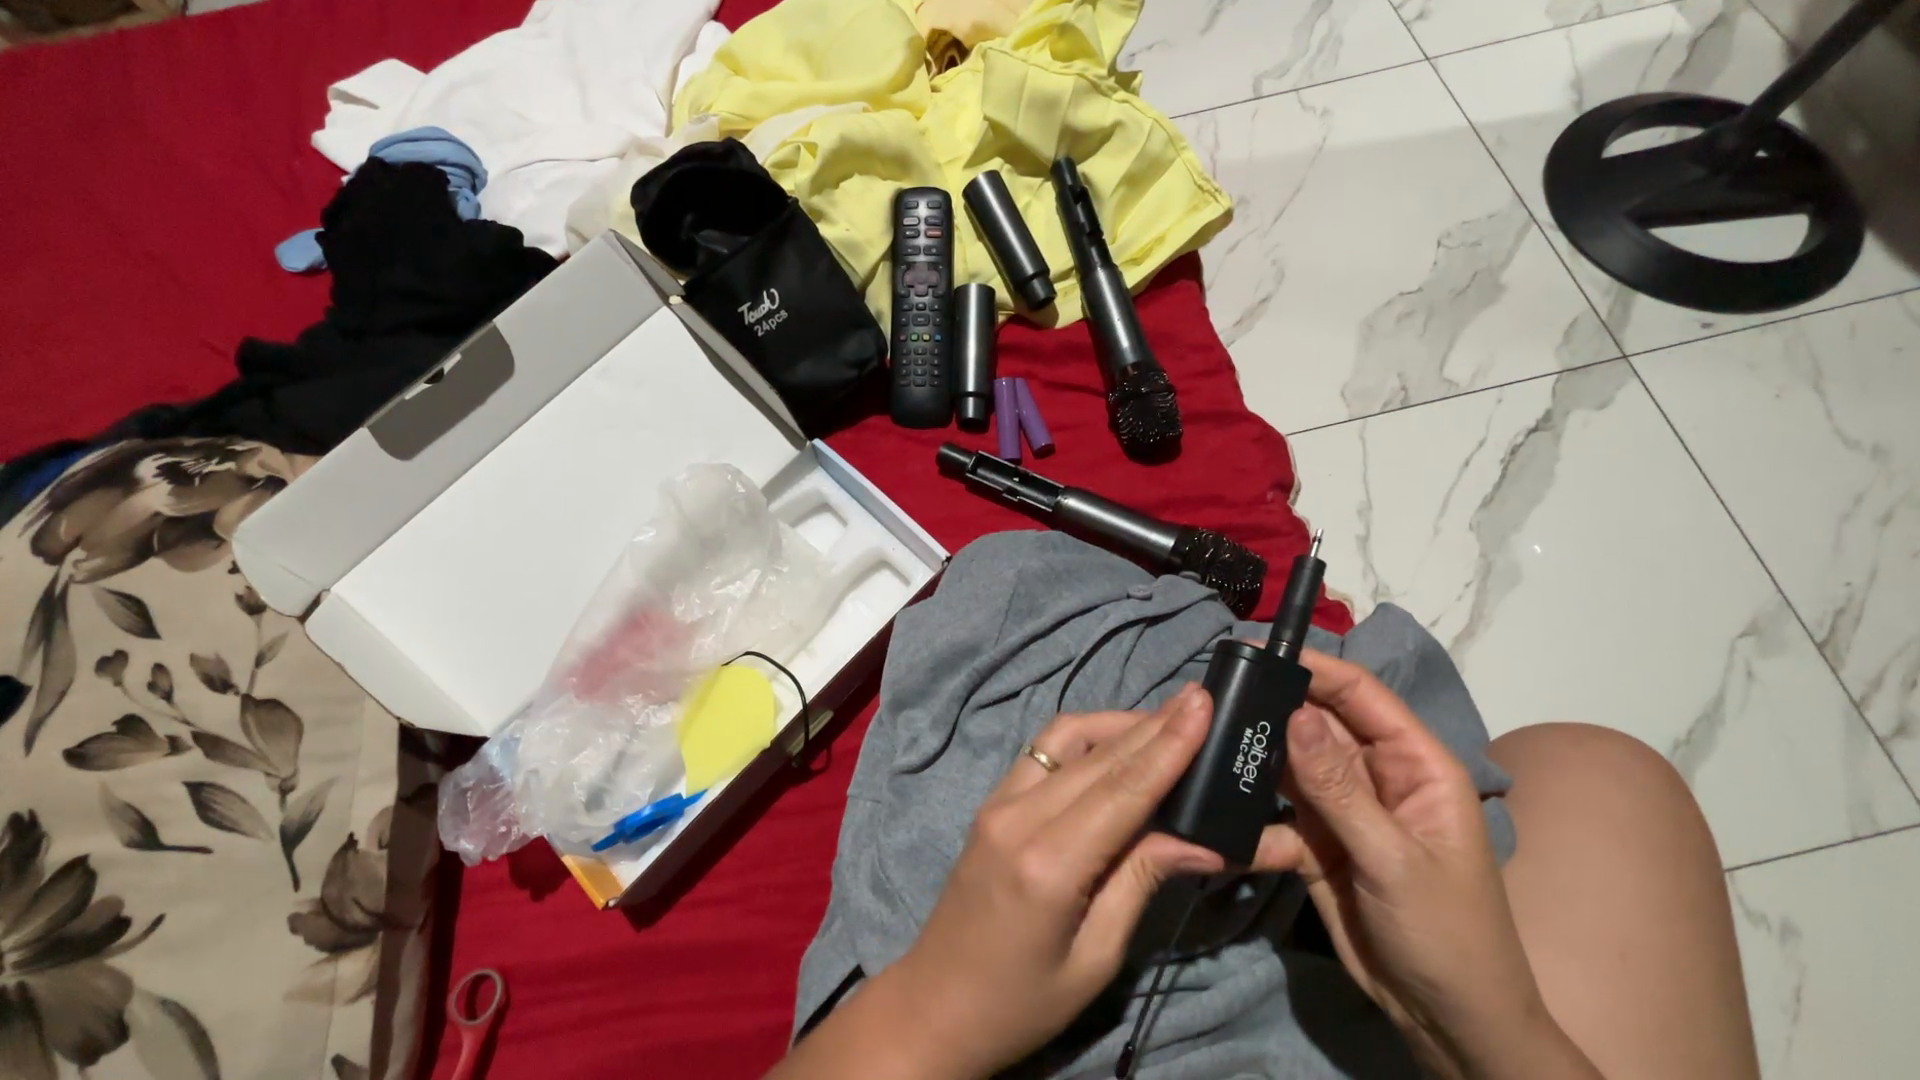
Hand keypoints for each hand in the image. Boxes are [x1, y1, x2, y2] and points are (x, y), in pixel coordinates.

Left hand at [881, 686, 1224, 1078]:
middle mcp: (1019, 816)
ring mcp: (998, 803)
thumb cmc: (1023, 1000)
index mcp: (1048, 862)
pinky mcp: (991, 803)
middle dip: (1154, 725)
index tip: (1204, 702)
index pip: (1123, 789)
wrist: (936, 1004)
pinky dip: (1084, 738)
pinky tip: (1116, 742)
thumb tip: (1202, 840)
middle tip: (1201, 700)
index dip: (1169, 744)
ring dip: (1118, 724)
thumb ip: (1140, 881)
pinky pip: (1042, 752)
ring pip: (1065, 739)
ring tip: (1168, 720)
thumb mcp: (1096, 956)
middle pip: (1099, 757)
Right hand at [1254, 650, 1597, 1079]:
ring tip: (1202, 737)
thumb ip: (1340, 787)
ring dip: (1254, 753)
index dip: (1314, 667)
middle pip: (1316, 723)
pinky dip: (1250, 808)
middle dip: (1272, 706)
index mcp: (1415, 764)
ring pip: (1290, 763)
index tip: (1255, 651)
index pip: (1360, 695)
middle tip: (1211, 695)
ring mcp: (1342, 809)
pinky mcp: (1314, 842)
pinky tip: (1216, 800)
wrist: (1446, 1021)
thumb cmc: (1446, 933)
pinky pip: (1275, 811)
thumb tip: (1295, 713)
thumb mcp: (1394, 859)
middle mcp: (1375, 775)